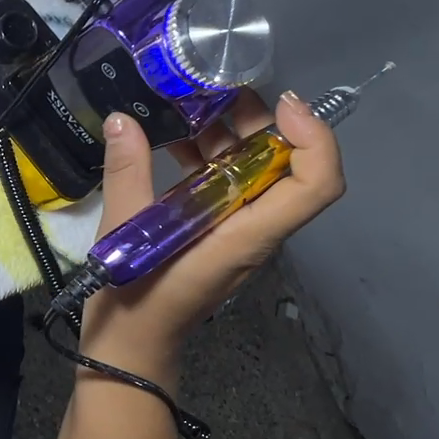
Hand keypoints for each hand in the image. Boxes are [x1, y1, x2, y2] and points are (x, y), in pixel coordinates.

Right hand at [80, 90, 345, 375]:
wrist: (128, 348)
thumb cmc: (132, 301)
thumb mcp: (122, 233)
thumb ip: (126, 173)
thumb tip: (124, 119)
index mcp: (246, 236)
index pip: (315, 184)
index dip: (314, 138)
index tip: (280, 102)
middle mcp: (253, 230)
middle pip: (284, 169)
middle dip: (261, 124)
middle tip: (217, 89)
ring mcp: (233, 232)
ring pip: (252, 175)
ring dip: (229, 137)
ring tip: (189, 105)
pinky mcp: (211, 233)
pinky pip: (224, 188)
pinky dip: (206, 158)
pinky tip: (170, 140)